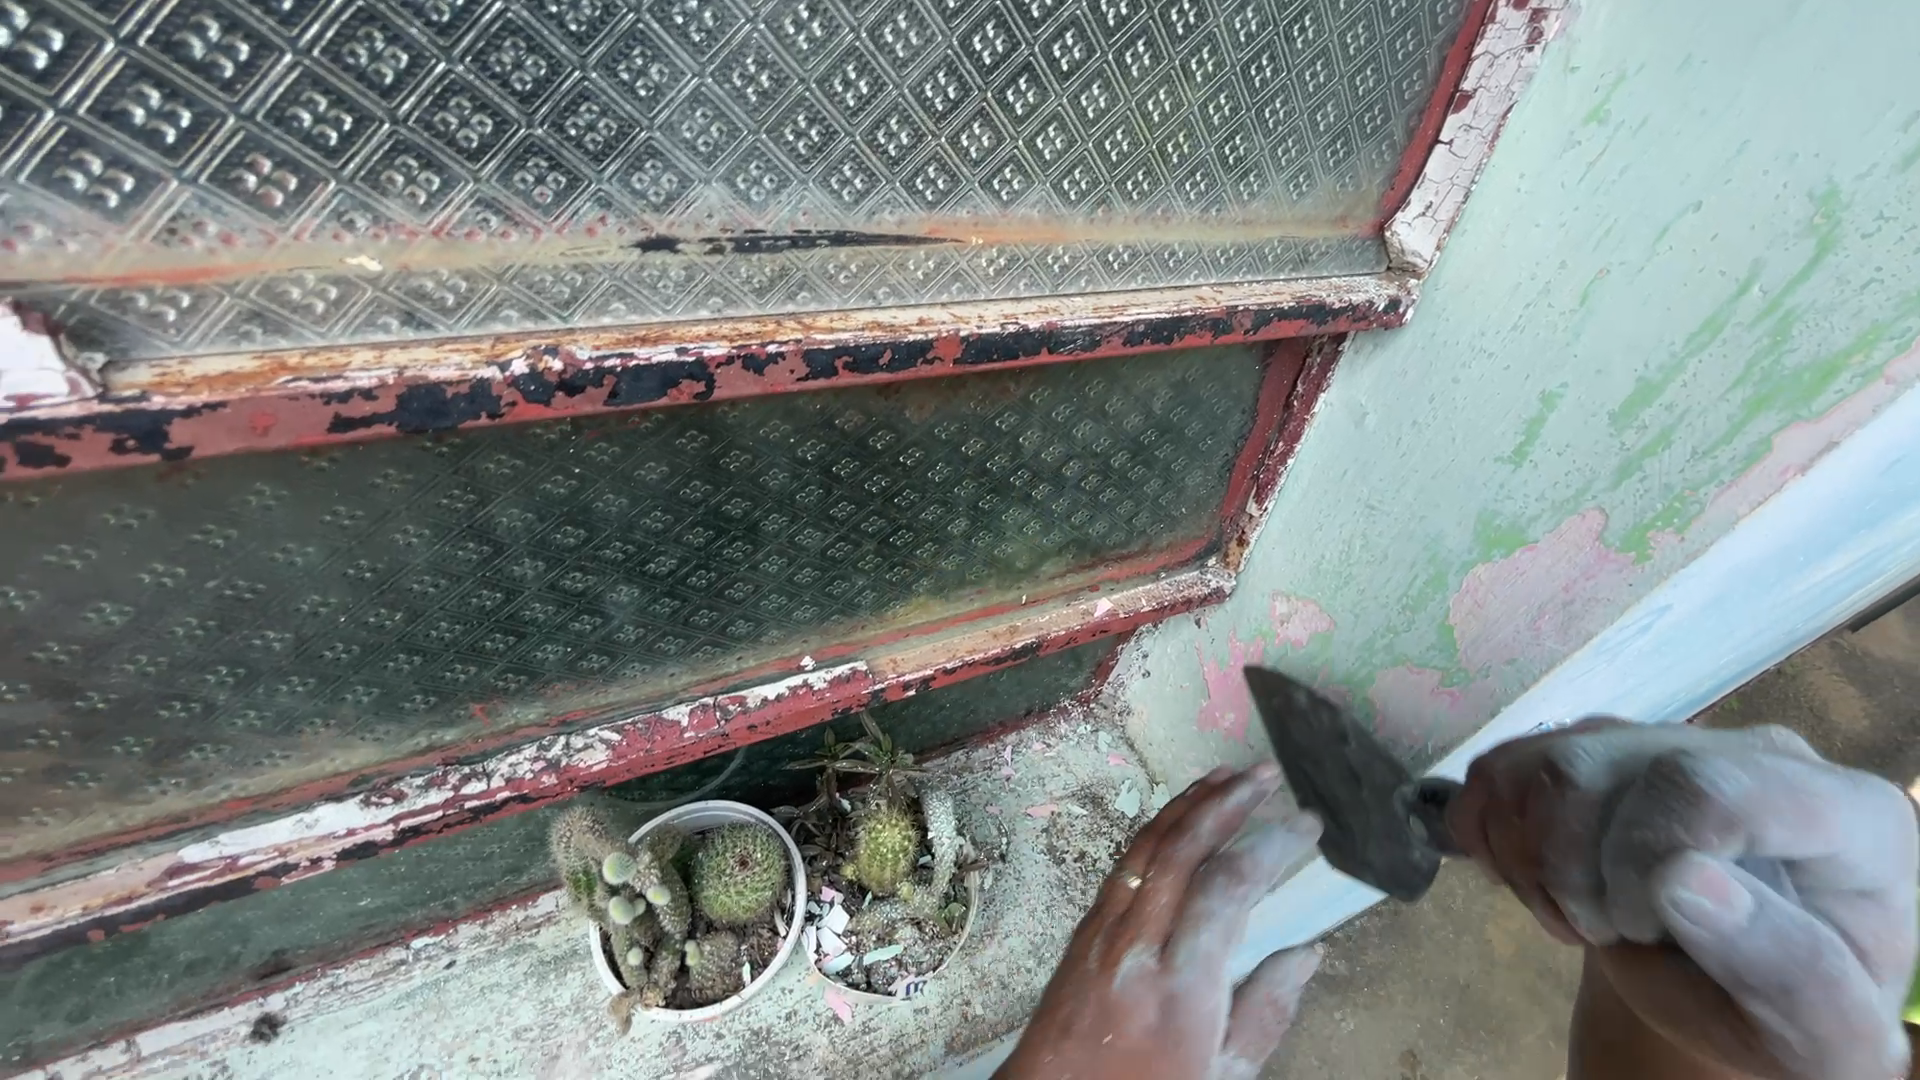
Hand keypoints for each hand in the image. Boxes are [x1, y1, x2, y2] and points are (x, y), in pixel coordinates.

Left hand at [997, 765, 1323, 1079]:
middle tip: (1266, 774)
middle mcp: (1139, 941)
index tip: (1306, 822)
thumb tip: (1309, 950)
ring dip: (1190, 803)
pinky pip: (1127, 860)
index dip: (1270, 845)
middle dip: (1228, 803)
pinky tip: (1181, 815)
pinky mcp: (1089, 922)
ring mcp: (1107, 925)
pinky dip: (1159, 827)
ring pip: (1150, 845)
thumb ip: (1268, 1011)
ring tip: (1228, 776)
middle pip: (1184, 851)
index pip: (1228, 890)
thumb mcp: (1224, 1077)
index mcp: (1181, 987)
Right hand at [1448, 718, 1918, 1079]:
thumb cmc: (1776, 1009)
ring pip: (1529, 766)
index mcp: (1838, 810)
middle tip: (1603, 932)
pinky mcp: (1567, 745)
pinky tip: (1535, 879)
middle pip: (1585, 768)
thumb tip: (1682, 880)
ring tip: (1572, 914)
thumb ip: (1789, 974)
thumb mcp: (1821, 1036)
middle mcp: (1734, 749)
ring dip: (1524, 859)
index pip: (1703, 787)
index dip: (1642, 857)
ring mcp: (1642, 739)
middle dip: (1566, 868)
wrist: (1709, 978)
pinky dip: (1488, 837)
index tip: (1644, 928)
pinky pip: (1491, 771)